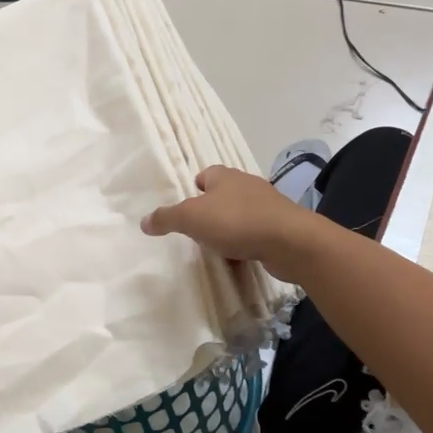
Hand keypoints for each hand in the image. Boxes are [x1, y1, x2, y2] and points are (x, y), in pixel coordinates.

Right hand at [141, 166, 322, 282]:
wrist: (289, 241)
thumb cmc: (235, 221)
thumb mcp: (191, 218)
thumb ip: (166, 218)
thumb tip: (144, 221)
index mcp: (225, 176)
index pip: (206, 174)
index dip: (195, 188)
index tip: (186, 207)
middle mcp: (247, 185)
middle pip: (223, 194)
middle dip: (211, 211)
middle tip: (197, 231)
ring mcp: (267, 206)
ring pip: (240, 214)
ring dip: (229, 229)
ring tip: (216, 247)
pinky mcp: (280, 226)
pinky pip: (255, 233)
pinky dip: (246, 243)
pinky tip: (239, 258)